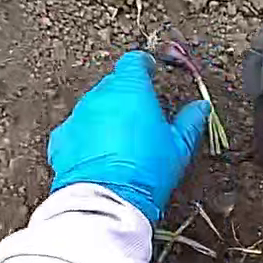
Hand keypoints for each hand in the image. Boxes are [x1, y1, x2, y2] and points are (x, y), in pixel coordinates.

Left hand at [49, 50, 210, 222]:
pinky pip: (76, 131)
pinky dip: (85, 138)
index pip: (134, 63)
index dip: (143, 65)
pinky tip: (98, 155)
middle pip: (113, 85)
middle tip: (140, 116)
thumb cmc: (147, 172)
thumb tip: (201, 107)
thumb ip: (190, 122)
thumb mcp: (178, 148)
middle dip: (126, 95)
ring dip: (105, 117)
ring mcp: (78, 116)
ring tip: (120, 142)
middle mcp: (100, 96)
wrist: (108, 200)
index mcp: (131, 90)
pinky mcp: (62, 139)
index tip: (150, 72)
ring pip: (93, 107)